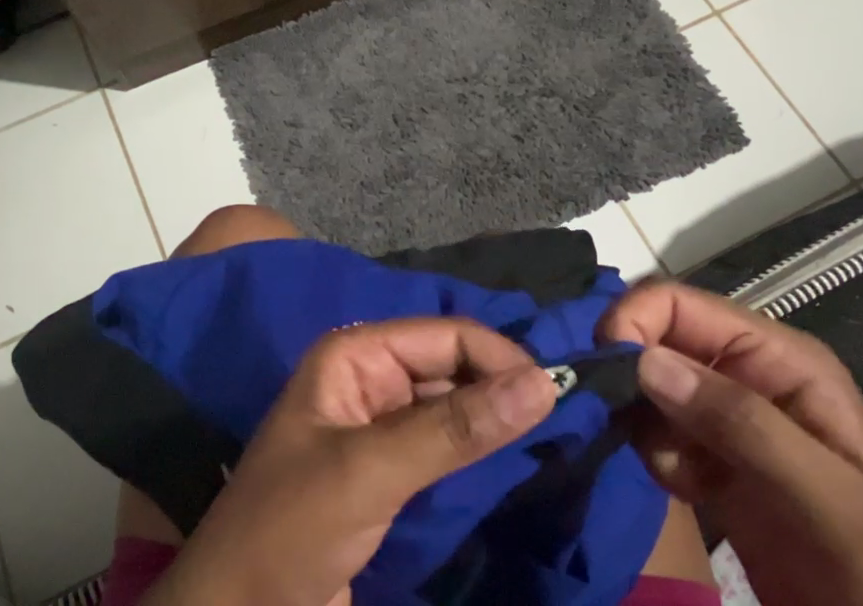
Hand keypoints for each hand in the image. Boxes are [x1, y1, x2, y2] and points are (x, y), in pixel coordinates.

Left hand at [143, 318, 559, 605]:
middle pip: (456, 367)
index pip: (447, 336)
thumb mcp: (369, 473)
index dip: (503, 359)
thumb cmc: (290, 527)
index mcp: (355, 355)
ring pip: (457, 407)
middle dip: (506, 388)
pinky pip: (448, 447)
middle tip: (571, 422)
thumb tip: (544, 383)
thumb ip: (453, 429)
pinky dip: (482, 454)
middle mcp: (371, 379)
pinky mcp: (391, 472)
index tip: (563, 397)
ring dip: (500, 422)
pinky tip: (520, 465)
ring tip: (560, 440)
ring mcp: (381, 427)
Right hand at [600, 283, 862, 605]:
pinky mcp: (705, 451)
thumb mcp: (821, 494)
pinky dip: (655, 457)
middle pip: (655, 339)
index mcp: (780, 357)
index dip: (634, 322)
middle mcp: (745, 371)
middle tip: (641, 435)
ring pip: (645, 385)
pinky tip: (690, 491)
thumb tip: (644, 361)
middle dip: (632, 380)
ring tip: (683, 475)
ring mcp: (723, 413)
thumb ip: (739, 422)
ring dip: (645, 428)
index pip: (681, 304)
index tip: (607, 374)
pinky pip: (652, 430)